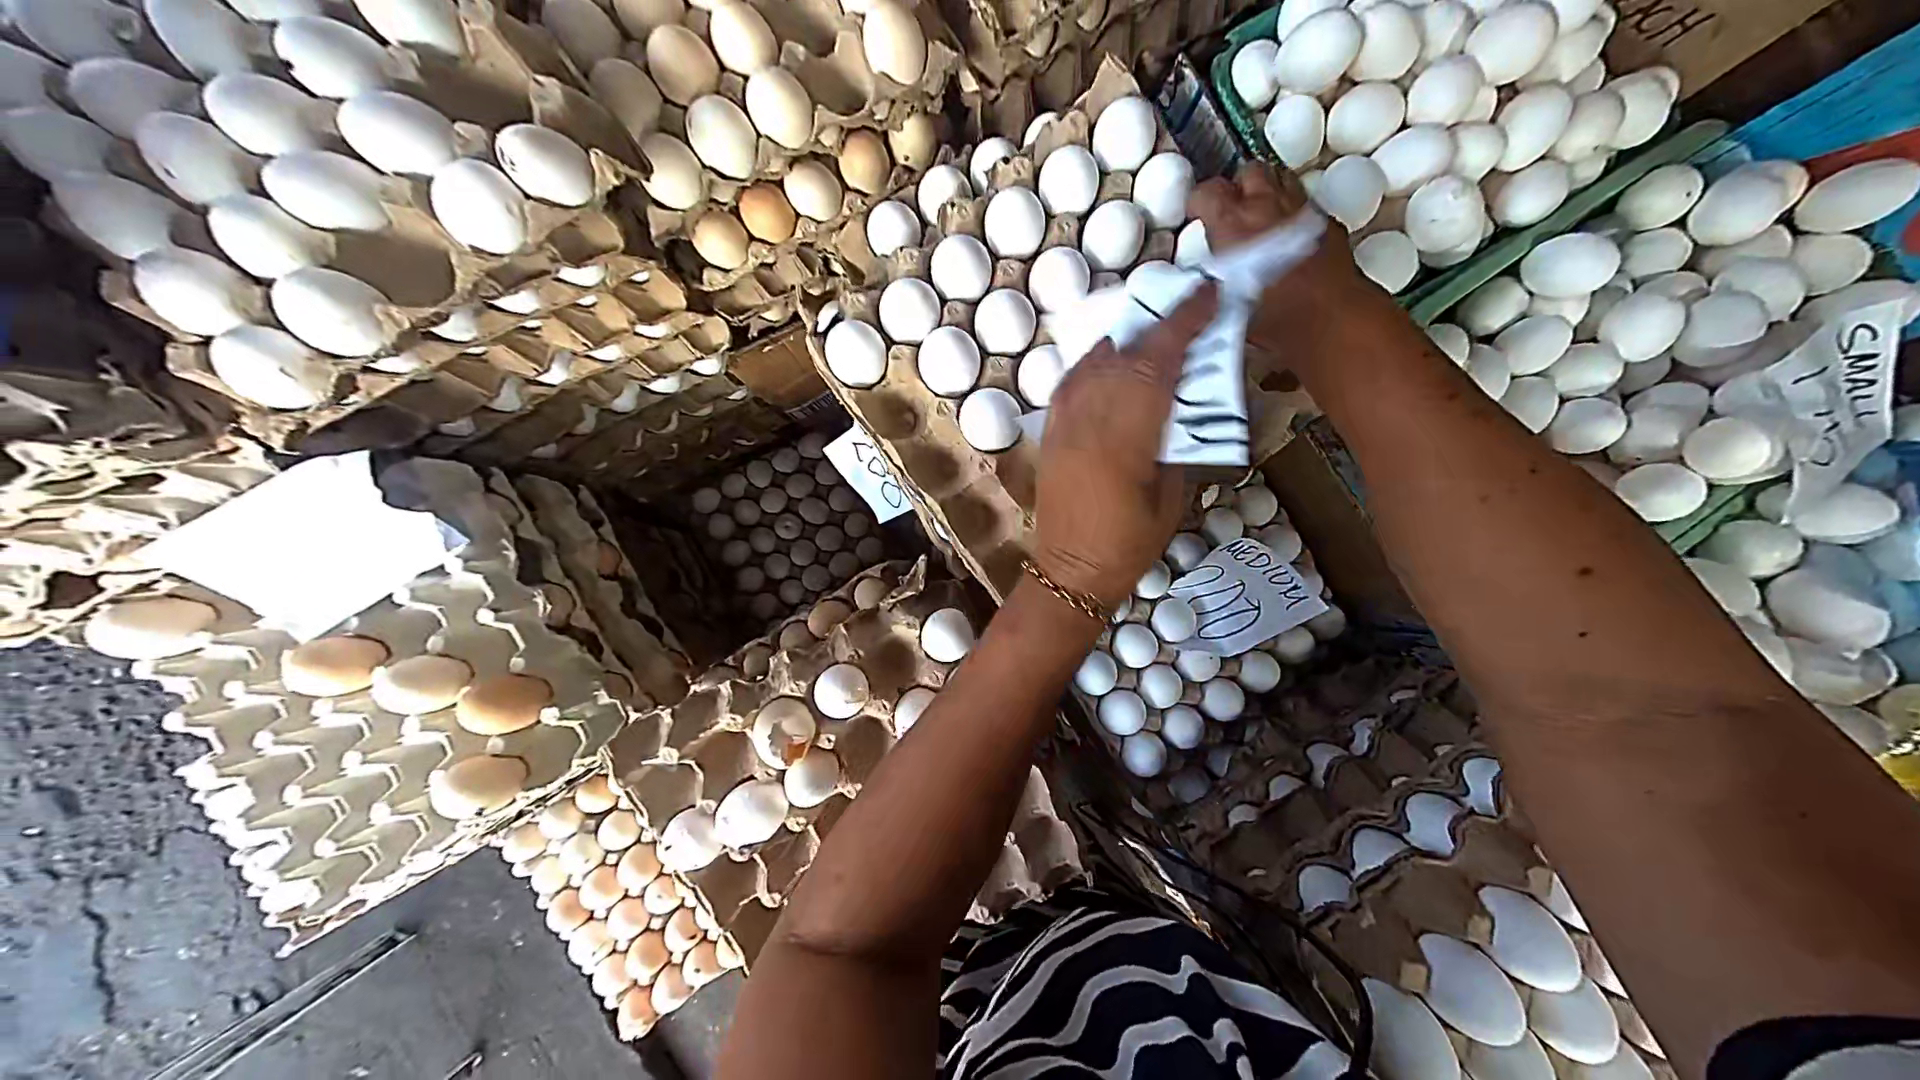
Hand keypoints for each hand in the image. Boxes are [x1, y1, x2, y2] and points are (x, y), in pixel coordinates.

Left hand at [1031, 284, 1219, 610]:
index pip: (1156, 366)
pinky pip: (1069, 385)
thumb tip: (1181, 410)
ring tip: (1152, 328)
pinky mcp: (1049, 435)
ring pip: (1093, 366)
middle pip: (1125, 358)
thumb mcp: (1171, 498)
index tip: (1206, 293)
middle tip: (1188, 304)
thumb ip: (1175, 447)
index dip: (1182, 324)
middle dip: (1159, 326)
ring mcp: (1063, 427)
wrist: (1071, 571)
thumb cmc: (1129, 544)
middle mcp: (1090, 424)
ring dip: (1125, 340)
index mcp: (1126, 442)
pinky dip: (1091, 364)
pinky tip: (1107, 357)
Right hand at [1190, 164, 1390, 367]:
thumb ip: (1211, 283)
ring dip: (1268, 192)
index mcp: (1231, 224)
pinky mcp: (1326, 221)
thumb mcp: (1223, 304)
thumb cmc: (1272, 315)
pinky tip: (1288, 235)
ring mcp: (1300, 209)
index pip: (1206, 191)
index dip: (1198, 201)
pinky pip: (1306, 203)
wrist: (1325, 317)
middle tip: (1232, 208)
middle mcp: (1266, 206)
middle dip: (1238, 186)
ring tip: (1260, 215)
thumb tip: (1203, 283)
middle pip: (1249, 171)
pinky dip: (1294, 213)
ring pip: (1281, 178)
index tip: (1196, 213)